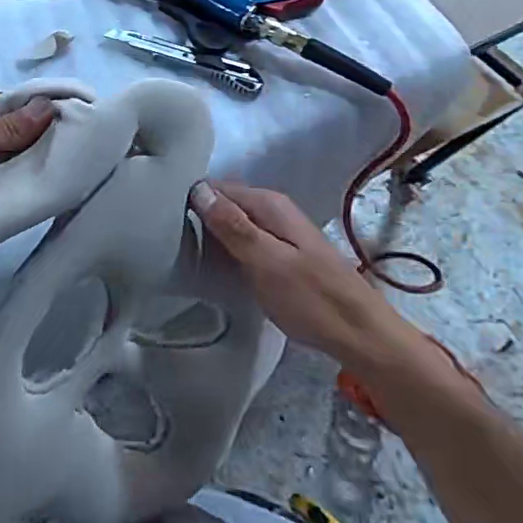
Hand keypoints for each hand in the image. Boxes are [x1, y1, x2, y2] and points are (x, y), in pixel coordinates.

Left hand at [0, 92, 56, 247]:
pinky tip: (38, 185)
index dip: (34, 109)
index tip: (69, 120)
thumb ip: (9, 127)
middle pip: (7, 130)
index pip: (4, 101)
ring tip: (59, 167)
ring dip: (24, 165)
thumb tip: (48, 105)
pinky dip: (14, 184)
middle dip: (32, 140)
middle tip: (67, 148)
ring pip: (5, 158)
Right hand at [190, 180, 428, 371]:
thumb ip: (234, 226)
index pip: (218, 188)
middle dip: (199, 216)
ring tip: (182, 251)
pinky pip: (245, 242)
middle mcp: (275, 211)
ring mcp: (280, 233)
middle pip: (226, 204)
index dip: (192, 199)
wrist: (360, 334)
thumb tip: (199, 189)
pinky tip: (214, 266)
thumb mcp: (267, 262)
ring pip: (235, 224)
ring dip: (212, 234)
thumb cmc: (311, 298)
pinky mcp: (281, 255)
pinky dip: (228, 250)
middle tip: (168, 238)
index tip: (162, 217)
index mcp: (270, 205)